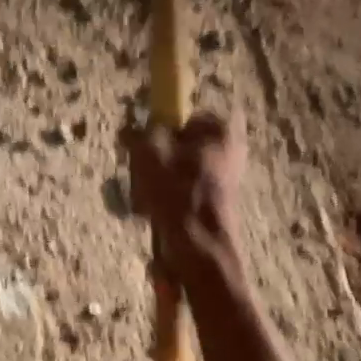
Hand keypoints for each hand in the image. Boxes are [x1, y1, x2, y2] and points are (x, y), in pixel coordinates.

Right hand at [123, 110, 245, 262]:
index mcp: (223, 131)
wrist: (197, 245)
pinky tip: (150, 209)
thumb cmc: (177, 189)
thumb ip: (137, 133)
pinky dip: (164, 198)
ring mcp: (224, 181)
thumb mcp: (147, 150)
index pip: (192, 115)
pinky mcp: (213, 205)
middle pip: (183, 144)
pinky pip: (181, 191)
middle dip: (157, 155)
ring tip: (142, 192)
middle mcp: (231, 152)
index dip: (167, 123)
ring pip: (178, 169)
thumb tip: (129, 131)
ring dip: (156, 178)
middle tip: (140, 166)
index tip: (148, 137)